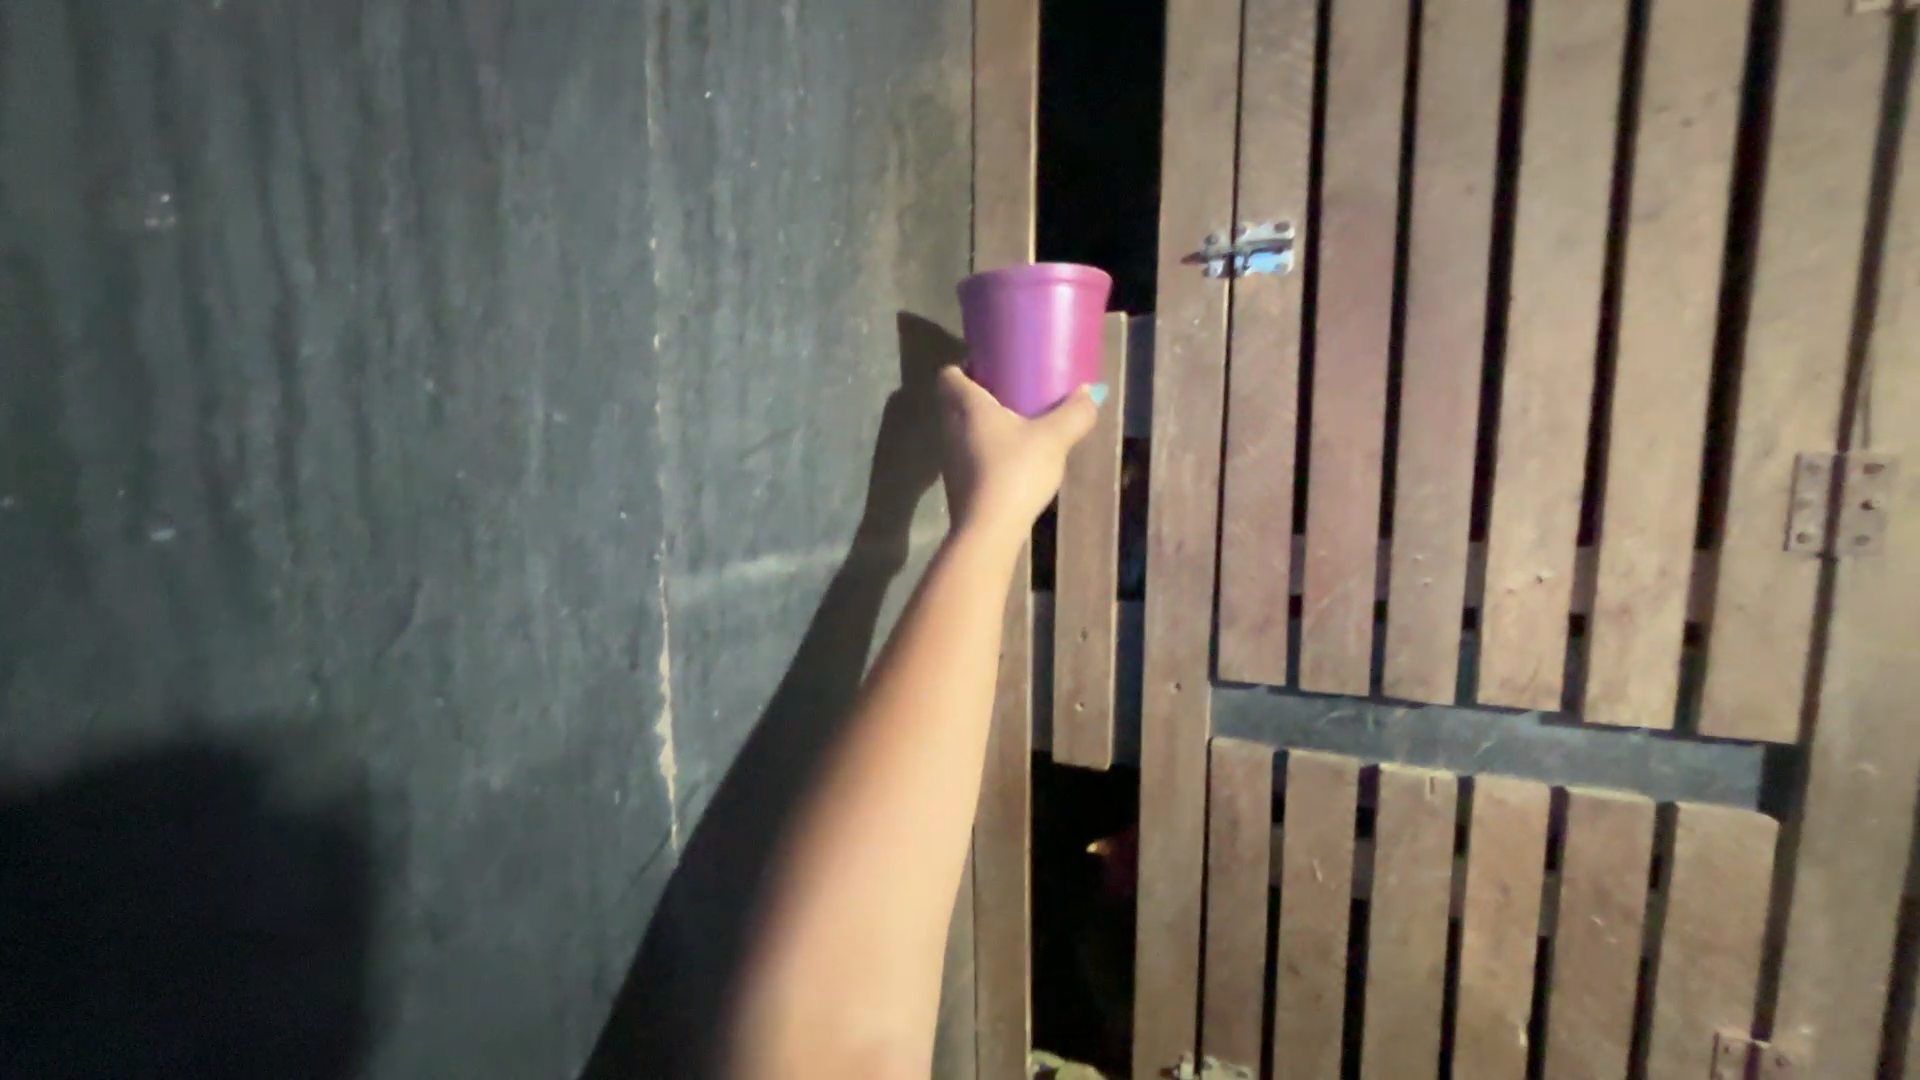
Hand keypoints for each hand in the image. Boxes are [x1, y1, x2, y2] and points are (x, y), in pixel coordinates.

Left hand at [936, 366, 1099, 545]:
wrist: (988, 529)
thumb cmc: (1016, 472)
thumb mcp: (1053, 438)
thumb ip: (1074, 413)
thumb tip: (1092, 392)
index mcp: (967, 405)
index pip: (948, 374)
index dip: (964, 367)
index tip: (989, 369)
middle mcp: (949, 427)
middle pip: (952, 401)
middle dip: (977, 395)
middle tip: (1008, 394)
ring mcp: (948, 458)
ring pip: (959, 430)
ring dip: (979, 426)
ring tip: (1012, 426)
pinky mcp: (955, 484)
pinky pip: (966, 456)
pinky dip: (982, 452)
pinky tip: (1008, 461)